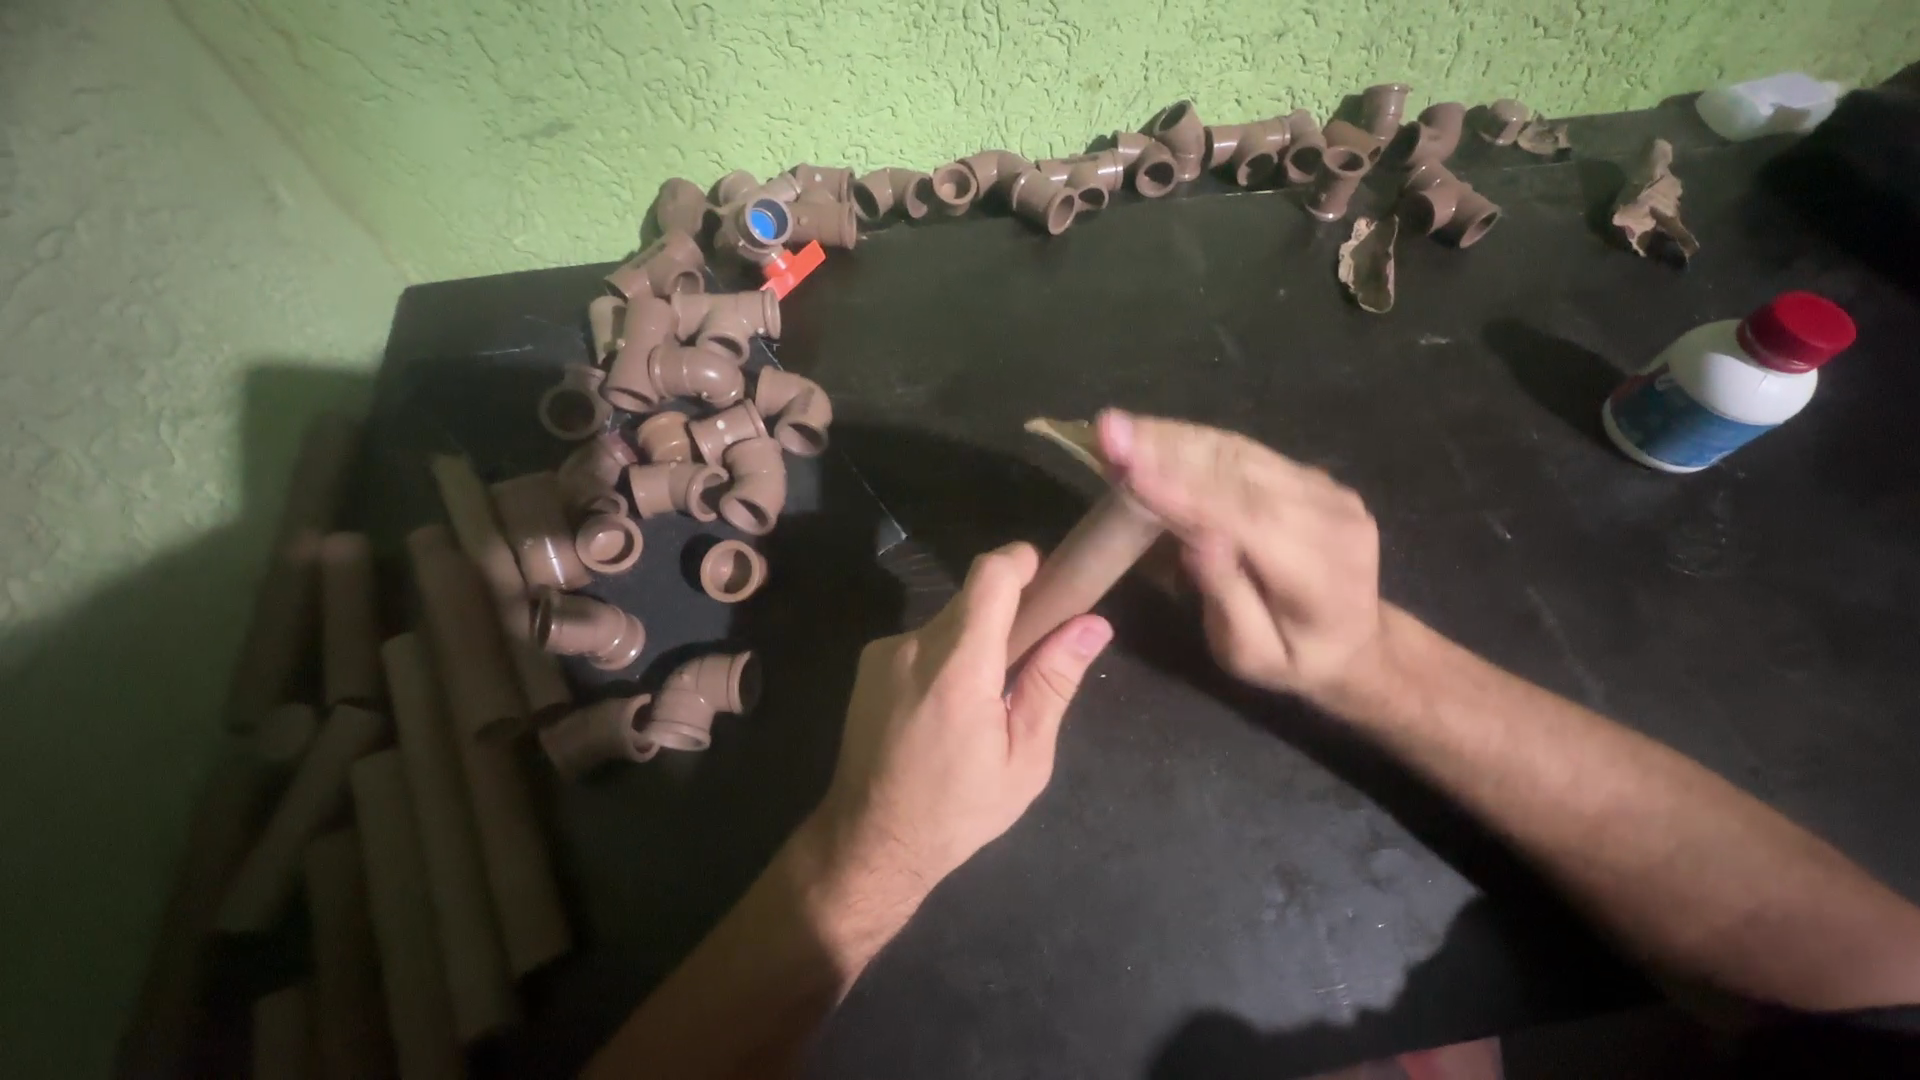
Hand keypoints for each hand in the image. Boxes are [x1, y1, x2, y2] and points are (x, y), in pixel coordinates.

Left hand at [811, 542, 1112, 900]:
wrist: (870, 838)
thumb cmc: (957, 810)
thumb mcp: (1024, 760)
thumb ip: (1053, 683)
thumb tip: (1092, 624)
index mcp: (960, 668)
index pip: (990, 577)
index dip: (1020, 562)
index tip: (1043, 577)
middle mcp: (916, 646)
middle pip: (972, 598)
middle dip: (1004, 616)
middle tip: (1026, 661)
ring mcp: (885, 652)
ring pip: (946, 621)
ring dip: (971, 643)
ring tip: (980, 701)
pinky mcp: (868, 663)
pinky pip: (920, 641)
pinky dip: (941, 658)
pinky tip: (941, 709)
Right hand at [1097, 409, 1384, 704]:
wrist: (1358, 641)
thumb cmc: (1294, 659)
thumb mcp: (1252, 653)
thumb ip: (1227, 596)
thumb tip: (1196, 539)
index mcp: (1318, 572)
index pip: (1246, 518)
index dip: (1184, 490)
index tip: (1130, 470)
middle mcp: (1329, 517)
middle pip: (1239, 472)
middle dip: (1166, 450)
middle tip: (1107, 431)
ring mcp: (1324, 489)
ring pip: (1238, 453)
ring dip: (1172, 437)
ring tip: (1117, 427)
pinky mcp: (1310, 476)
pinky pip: (1244, 453)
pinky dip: (1192, 443)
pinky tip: (1150, 435)